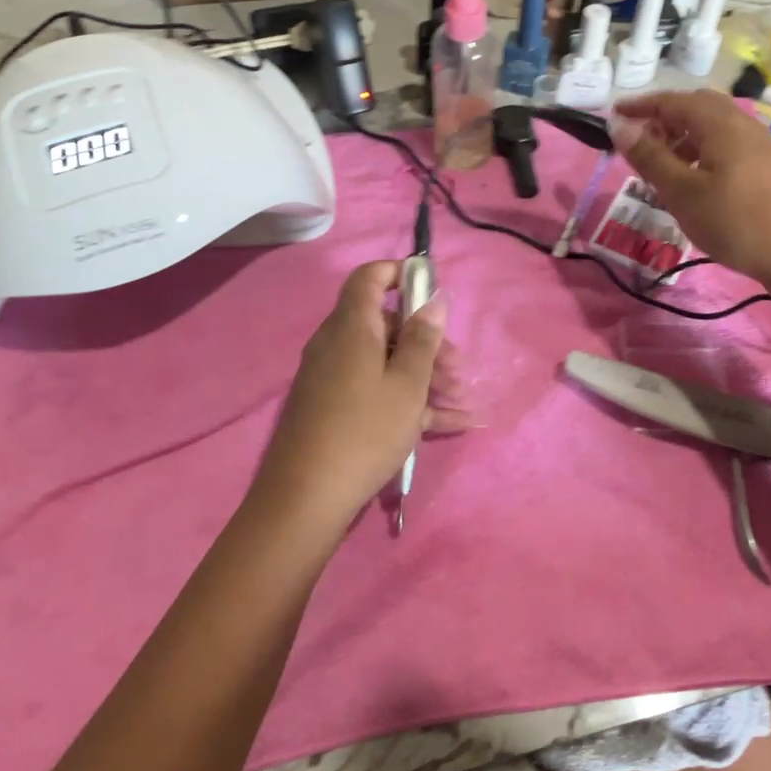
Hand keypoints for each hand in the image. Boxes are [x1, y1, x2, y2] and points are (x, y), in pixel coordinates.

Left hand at [258, 261, 471, 515]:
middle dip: (428, 343)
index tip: (432, 286)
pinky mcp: (335, 409)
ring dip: (426, 377)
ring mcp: (334, 379)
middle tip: (459, 370)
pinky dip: (410, 402)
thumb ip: (423, 339)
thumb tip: (433, 301)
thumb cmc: (365, 430)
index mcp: (351, 327)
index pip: (369, 278)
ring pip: (386, 363)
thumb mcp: (407, 384)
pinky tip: (451, 424)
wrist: (307, 496)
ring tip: (463, 402)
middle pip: (386, 326)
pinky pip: (377, 391)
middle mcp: (337, 345)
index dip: (399, 273)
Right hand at [613, 90, 770, 297]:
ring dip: (682, 137)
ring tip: (660, 165)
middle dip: (663, 119)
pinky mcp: (767, 167)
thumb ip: (650, 157)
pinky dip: (701, 152)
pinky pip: (726, 145)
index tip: (613, 115)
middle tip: (638, 141)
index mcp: (719, 123)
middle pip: (696, 108)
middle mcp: (741, 124)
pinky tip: (694, 181)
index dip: (640, 106)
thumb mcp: (682, 192)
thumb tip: (620, 126)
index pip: (672, 101)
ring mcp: (758, 146)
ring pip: (712, 128)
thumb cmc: (735, 221)